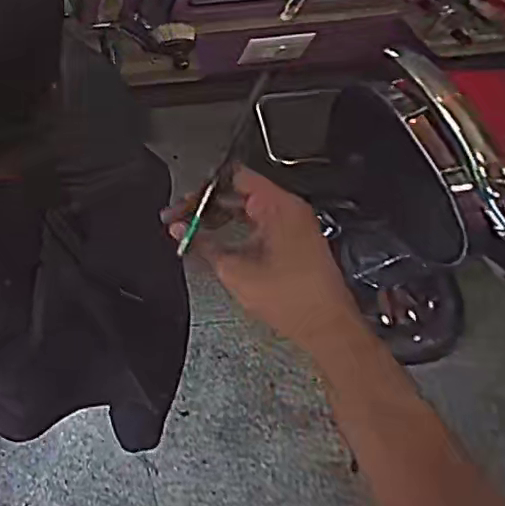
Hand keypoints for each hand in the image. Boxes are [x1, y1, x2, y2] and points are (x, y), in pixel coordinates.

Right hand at [166, 165, 365, 359]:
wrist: (326, 327)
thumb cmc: (293, 299)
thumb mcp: (233, 269)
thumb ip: (202, 243)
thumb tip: (180, 231)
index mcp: (278, 206)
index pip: (234, 177)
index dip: (203, 188)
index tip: (183, 203)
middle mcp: (288, 210)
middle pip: (236, 192)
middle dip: (204, 205)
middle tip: (178, 218)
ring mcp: (292, 224)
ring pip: (244, 208)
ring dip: (215, 217)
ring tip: (189, 230)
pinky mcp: (292, 239)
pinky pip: (256, 222)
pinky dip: (233, 227)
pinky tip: (212, 240)